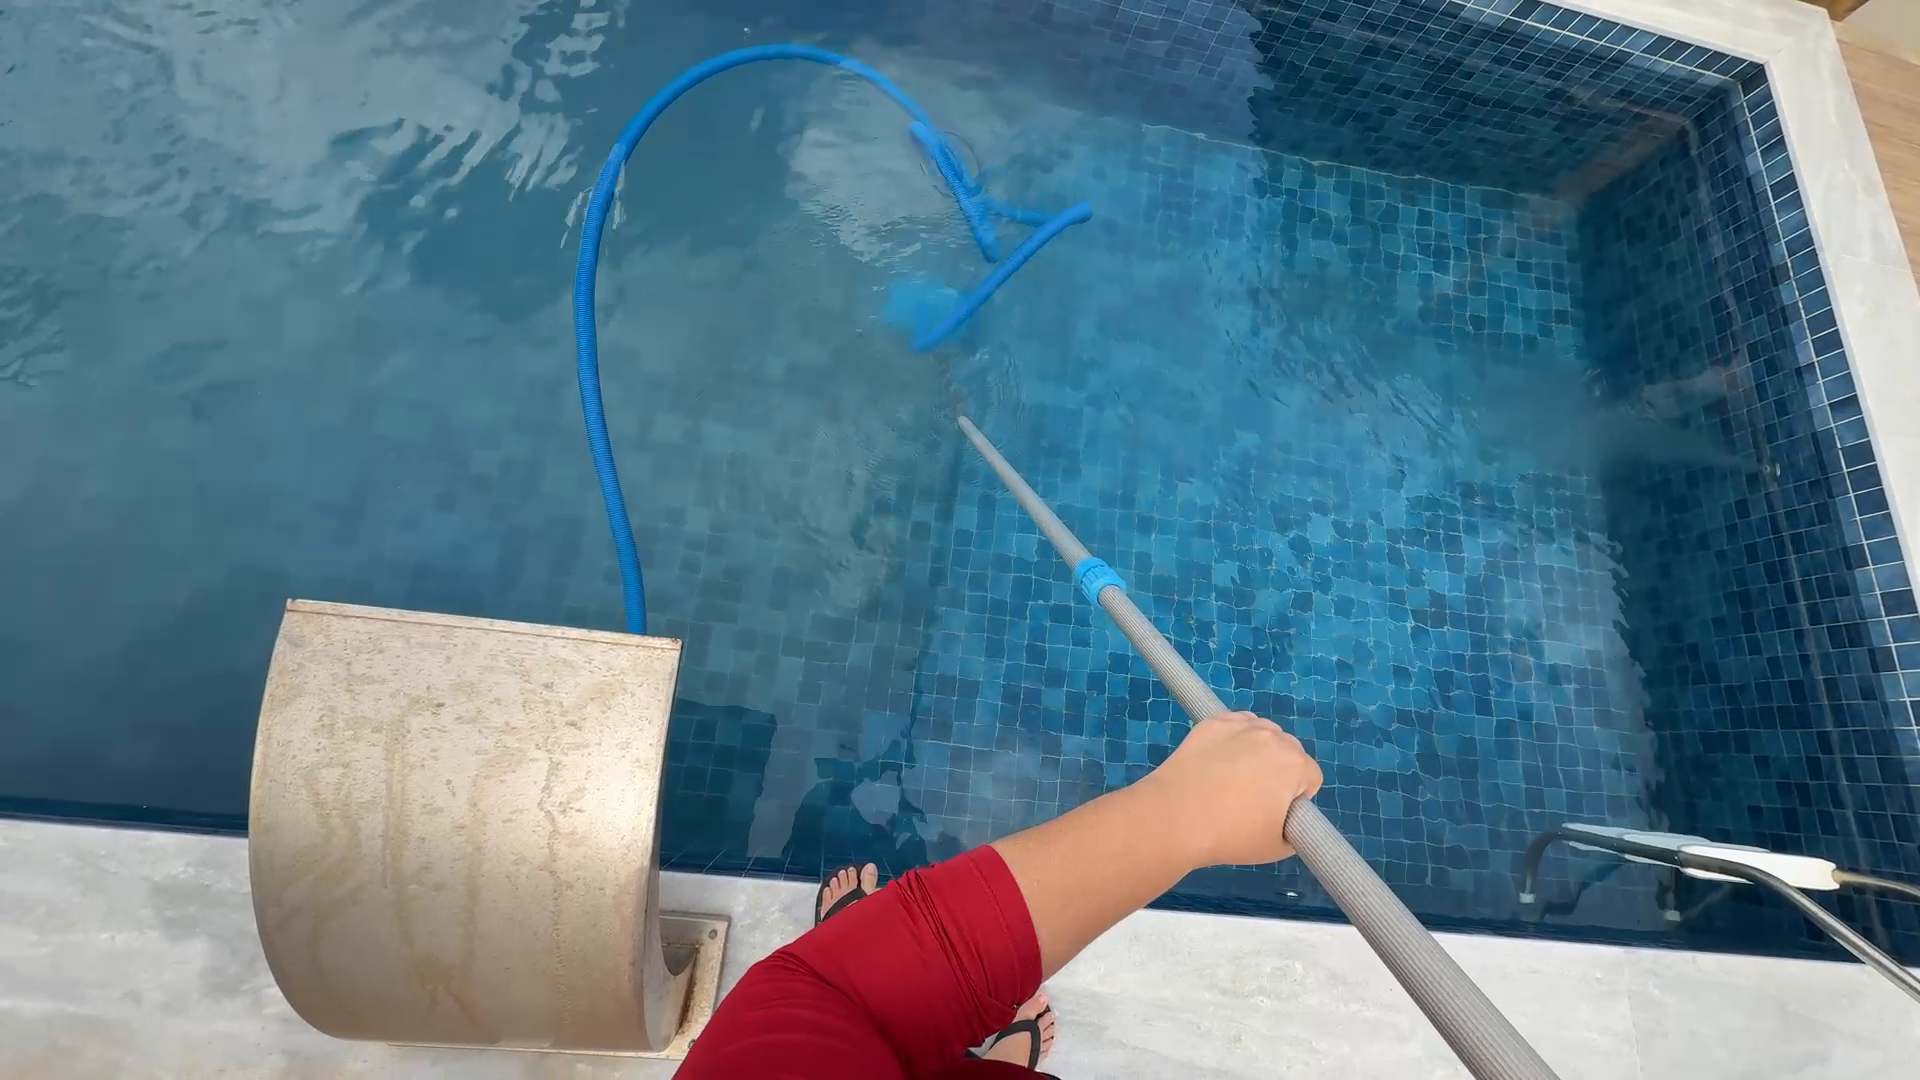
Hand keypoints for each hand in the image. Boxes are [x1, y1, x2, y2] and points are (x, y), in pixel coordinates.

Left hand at [1139, 711, 1323, 866]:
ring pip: (1262, 732)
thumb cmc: (1232, 834)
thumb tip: (1284, 810)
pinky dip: (1233, 736)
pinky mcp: (1211, 721)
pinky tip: (1219, 757)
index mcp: (1295, 764)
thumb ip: (1295, 825)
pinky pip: (1234, 723)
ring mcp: (1239, 725)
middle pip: (1288, 750)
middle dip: (1279, 769)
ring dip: (1257, 748)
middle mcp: (1271, 736)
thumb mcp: (1279, 845)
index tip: (1275, 810)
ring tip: (1234, 774)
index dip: (1297, 796)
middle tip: (1254, 794)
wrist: (1177, 815)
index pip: (1311, 776)